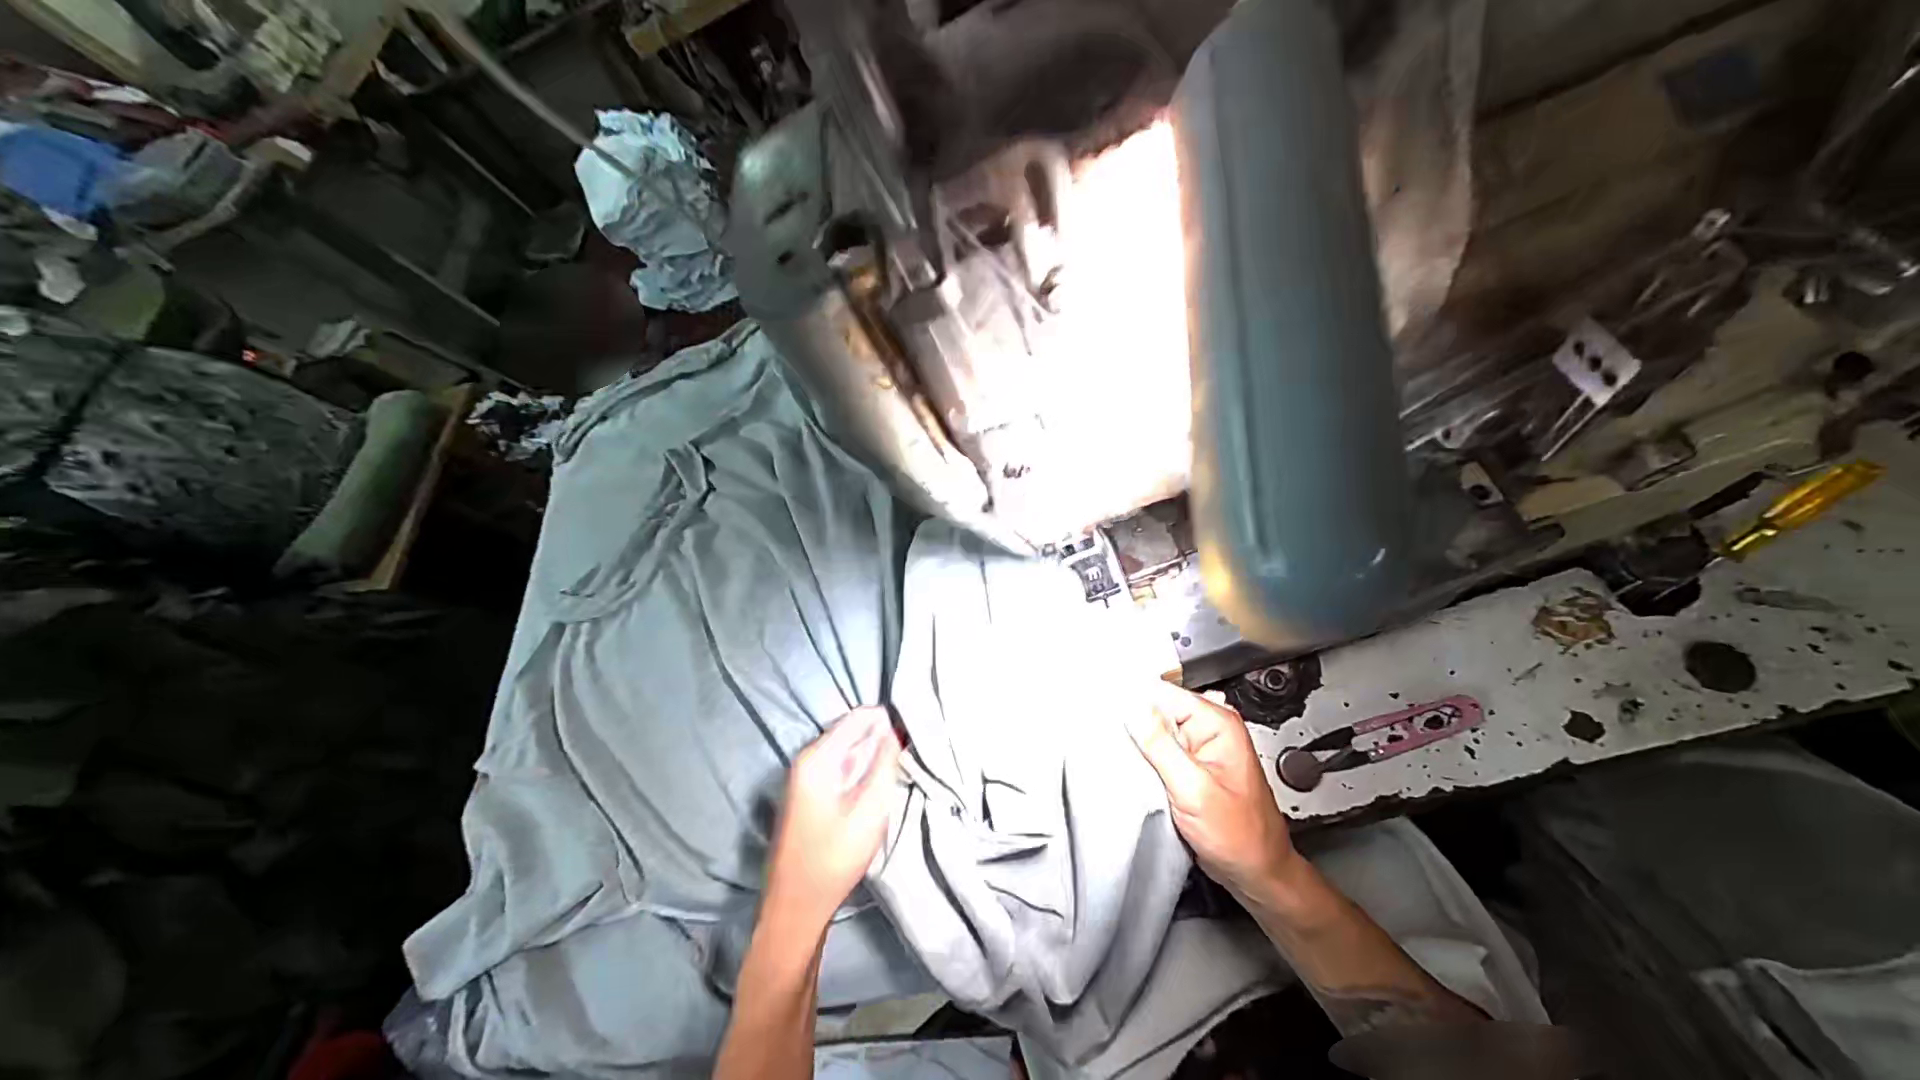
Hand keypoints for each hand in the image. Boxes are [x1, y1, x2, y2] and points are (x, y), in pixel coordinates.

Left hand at [764, 707, 903, 927]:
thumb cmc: (834, 857)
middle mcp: (806, 759)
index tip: (914, 734)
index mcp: (817, 757)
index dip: (889, 720)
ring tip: (898, 770)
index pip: (859, 717)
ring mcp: (804, 777)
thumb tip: (895, 729)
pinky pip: (840, 768)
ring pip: (847, 751)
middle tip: (909, 756)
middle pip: (852, 732)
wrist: (796, 906)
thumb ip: (885, 764)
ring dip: (872, 757)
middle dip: (881, 738)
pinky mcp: (808, 795)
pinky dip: (860, 772)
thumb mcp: (870, 809)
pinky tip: (876, 788)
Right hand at [1127, 683, 1300, 899]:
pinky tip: (1136, 773)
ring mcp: (1197, 748)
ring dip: (1137, 746)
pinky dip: (1143, 761)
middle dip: (1132, 727)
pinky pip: (1156, 753)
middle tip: (1116, 748)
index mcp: (1218, 723)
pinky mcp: (1187, 767)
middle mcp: (1209, 729)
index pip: (1162, 692)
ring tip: (1126, 764)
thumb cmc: (1242, 838)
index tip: (1104, 712)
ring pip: (1152, 733)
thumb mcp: (1195, 790)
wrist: (1257, 874)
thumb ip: (1161, 746)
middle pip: (1154, 710)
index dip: (1131, 701)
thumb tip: (1132, 709)